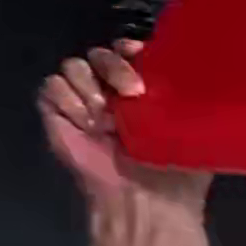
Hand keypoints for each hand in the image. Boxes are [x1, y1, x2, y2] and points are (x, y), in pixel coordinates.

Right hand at [43, 44, 231, 245]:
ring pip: (72, 67)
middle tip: (129, 92)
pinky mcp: (52, 106)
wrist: (140, 197)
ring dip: (88, 89)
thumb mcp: (194, 135)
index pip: (129, 53)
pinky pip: (51, 87)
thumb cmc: (175, 171)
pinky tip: (85, 124)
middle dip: (111, 66)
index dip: (129, 48)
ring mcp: (78, 96)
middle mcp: (108, 88)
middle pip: (97, 54)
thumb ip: (187, 104)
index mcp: (143, 89)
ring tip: (105, 119)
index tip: (137, 53)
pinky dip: (68, 103)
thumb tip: (195, 75)